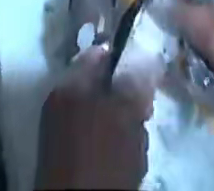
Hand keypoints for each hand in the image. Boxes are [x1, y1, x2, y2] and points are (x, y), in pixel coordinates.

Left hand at [34, 45, 151, 189]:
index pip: (102, 53)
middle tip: (144, 117)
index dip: (129, 59)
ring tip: (137, 144)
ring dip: (129, 126)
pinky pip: (102, 139)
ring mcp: (65, 131)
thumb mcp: (125, 110)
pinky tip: (128, 160)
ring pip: (109, 114)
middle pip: (108, 86)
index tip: (149, 77)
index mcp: (70, 84)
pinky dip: (118, 146)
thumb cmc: (101, 157)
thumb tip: (148, 56)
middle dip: (132, 100)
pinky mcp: (72, 157)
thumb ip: (135, 77)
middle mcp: (64, 102)